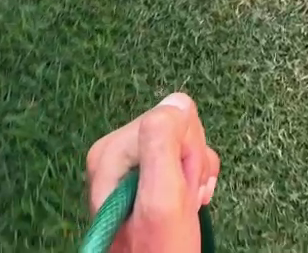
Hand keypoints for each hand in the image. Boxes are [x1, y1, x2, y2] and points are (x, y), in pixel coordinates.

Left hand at [85, 93, 219, 251]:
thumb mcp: (162, 200)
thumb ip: (162, 144)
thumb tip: (174, 103)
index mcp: (111, 150)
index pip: (171, 115)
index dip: (186, 151)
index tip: (178, 189)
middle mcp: (118, 149)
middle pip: (178, 123)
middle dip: (191, 161)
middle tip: (182, 200)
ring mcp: (134, 160)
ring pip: (186, 137)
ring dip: (195, 172)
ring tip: (185, 205)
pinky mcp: (150, 168)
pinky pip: (187, 150)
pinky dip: (197, 175)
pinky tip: (189, 201)